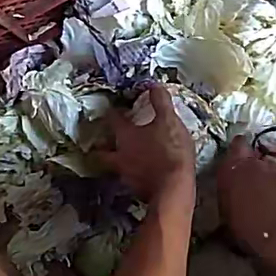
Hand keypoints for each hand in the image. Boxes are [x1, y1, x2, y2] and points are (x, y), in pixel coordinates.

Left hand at [97, 85, 195, 204]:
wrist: (174, 189)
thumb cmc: (170, 151)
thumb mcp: (169, 121)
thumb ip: (161, 102)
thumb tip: (153, 85)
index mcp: (125, 135)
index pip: (112, 119)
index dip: (113, 112)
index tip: (116, 109)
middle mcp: (119, 155)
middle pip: (101, 150)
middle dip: (101, 145)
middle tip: (105, 140)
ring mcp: (125, 175)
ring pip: (113, 166)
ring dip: (116, 161)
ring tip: (124, 158)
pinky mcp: (135, 190)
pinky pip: (129, 179)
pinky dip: (132, 175)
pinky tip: (141, 174)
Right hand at [216, 139, 275, 265]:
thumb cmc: (242, 227)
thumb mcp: (223, 212)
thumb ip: (225, 195)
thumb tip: (225, 200)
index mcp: (233, 166)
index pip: (237, 144)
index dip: (237, 150)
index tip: (234, 159)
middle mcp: (255, 164)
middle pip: (254, 157)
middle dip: (250, 167)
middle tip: (245, 183)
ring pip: (269, 170)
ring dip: (265, 180)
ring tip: (262, 198)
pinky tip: (275, 207)